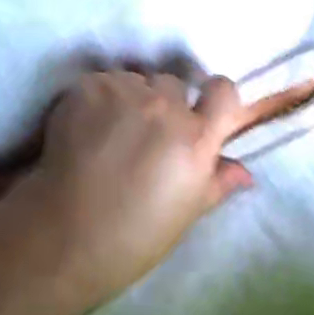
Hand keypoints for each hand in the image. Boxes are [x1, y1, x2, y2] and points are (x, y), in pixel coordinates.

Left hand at [15, 72, 254, 301]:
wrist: (67, 231)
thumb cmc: (134, 234)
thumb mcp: (186, 213)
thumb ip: (217, 182)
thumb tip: (246, 172)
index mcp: (196, 138)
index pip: (223, 91)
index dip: (214, 95)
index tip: (202, 107)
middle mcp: (164, 106)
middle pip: (171, 83)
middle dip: (162, 101)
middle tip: (145, 133)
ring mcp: (125, 91)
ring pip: (134, 80)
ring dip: (127, 97)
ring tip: (110, 132)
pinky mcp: (90, 85)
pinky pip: (102, 82)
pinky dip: (97, 99)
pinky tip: (87, 128)